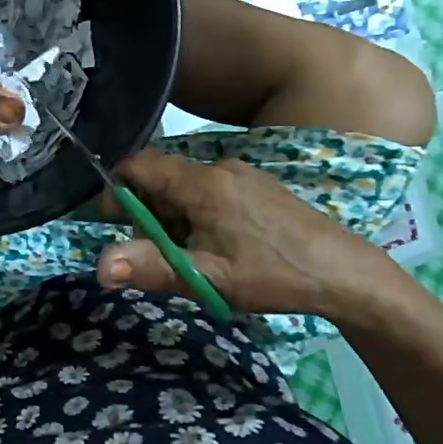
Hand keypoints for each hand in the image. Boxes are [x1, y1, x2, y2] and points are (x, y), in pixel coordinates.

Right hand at [93, 152, 399, 316]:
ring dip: (175, 220)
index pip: (140, 166)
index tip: (111, 225)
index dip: (116, 191)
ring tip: (194, 259)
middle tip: (160, 256)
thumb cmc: (273, 274)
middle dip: (149, 216)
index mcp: (203, 183)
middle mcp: (220, 168)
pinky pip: (211, 193)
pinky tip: (219, 249)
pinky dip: (199, 217)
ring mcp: (242, 175)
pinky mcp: (258, 188)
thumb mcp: (209, 277)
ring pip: (187, 190)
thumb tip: (100, 266)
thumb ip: (153, 268)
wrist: (342, 272)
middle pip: (162, 181)